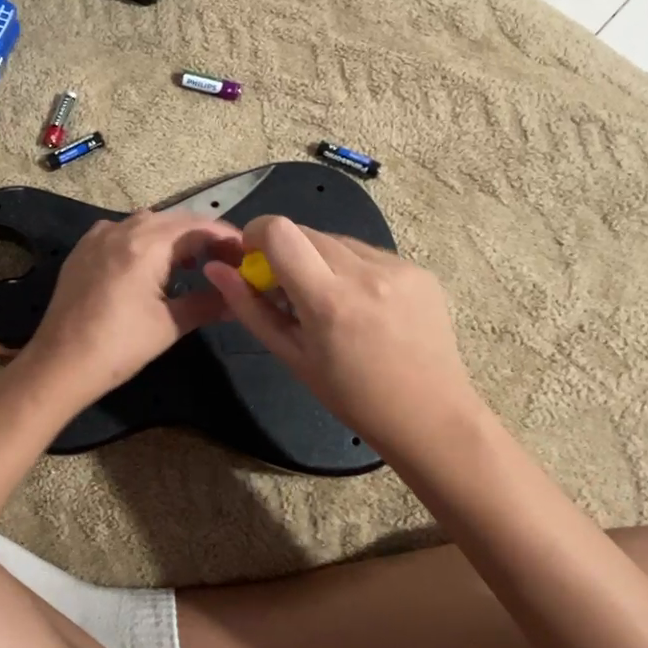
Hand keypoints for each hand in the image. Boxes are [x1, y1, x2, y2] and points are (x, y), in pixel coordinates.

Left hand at [13, 209, 240, 411]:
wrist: (60, 363)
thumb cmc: (119, 346)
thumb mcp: (169, 325)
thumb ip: (207, 304)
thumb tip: (237, 299)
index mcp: (146, 243)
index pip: (197, 226)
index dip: (226, 236)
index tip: (248, 252)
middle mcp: (121, 230)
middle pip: (172, 220)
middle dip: (202, 235)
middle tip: (227, 259)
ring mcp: (97, 237)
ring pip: (145, 223)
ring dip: (173, 237)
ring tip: (193, 264)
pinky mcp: (82, 251)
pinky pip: (121, 233)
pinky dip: (143, 241)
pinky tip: (150, 266)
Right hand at [203, 215, 484, 462]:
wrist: (431, 417)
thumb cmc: (351, 396)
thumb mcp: (291, 356)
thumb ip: (250, 307)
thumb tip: (215, 269)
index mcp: (327, 300)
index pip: (279, 231)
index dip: (256, 234)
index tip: (253, 257)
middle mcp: (364, 273)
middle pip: (306, 232)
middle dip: (287, 252)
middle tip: (289, 290)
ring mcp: (397, 268)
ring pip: (337, 241)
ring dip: (321, 259)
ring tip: (331, 301)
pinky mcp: (418, 270)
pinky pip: (368, 253)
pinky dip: (353, 269)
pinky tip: (363, 305)